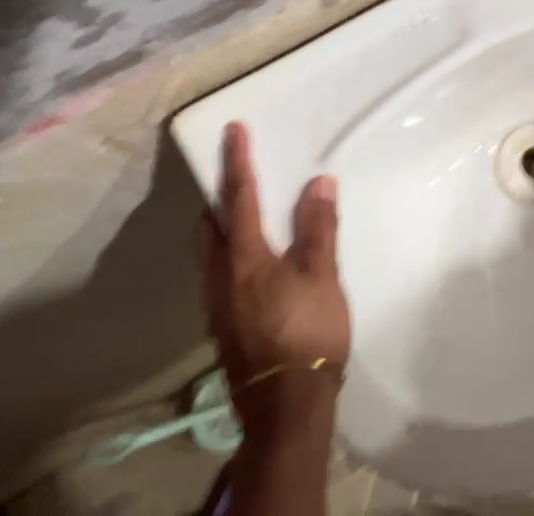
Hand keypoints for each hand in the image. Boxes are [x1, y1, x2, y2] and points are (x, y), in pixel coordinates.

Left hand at [199, 122, 350, 423]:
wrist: (286, 404)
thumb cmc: (307, 331)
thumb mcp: (322, 275)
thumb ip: (318, 227)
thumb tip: (317, 182)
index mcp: (244, 257)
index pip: (239, 197)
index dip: (237, 161)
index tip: (234, 130)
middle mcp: (220, 276)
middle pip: (211, 226)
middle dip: (221, 198)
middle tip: (239, 179)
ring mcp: (218, 305)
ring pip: (212, 253)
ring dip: (224, 228)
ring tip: (249, 218)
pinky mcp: (225, 326)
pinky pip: (221, 275)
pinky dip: (232, 255)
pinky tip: (258, 267)